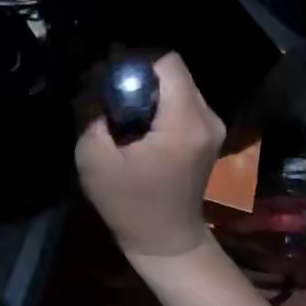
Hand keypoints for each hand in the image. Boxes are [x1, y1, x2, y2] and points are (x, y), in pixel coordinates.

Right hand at [76, 53, 225, 258]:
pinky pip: (183, 104)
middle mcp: (207, 118)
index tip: (111, 82)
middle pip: (174, 74)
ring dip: (150, 94)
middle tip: (112, 99)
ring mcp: (212, 127)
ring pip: (178, 87)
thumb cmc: (129, 205)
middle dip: (141, 79)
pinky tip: (140, 129)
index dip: (136, 64)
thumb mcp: (95, 160)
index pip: (167, 63)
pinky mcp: (208, 136)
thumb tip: (95, 86)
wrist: (165, 241)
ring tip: (124, 116)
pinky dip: (160, 108)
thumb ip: (93, 115)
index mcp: (184, 123)